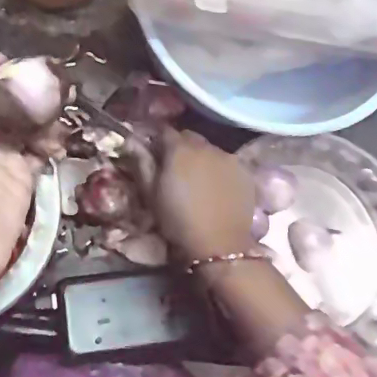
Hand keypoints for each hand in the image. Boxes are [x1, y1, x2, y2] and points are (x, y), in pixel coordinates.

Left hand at [0, 53, 42, 283]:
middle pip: (4, 100)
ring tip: (60, 104)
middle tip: (47, 76)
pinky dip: (53, 141)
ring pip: (28, 121)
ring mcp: (4, 153)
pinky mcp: (25, 172)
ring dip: (43, 112)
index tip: (7, 59)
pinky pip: (43, 147)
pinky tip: (58, 141)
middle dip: (23, 87)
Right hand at [152, 129, 256, 261]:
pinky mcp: (244, 171)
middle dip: (181, 146)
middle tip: (176, 168)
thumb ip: (142, 163)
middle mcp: (207, 146)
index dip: (158, 140)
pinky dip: (220, 169)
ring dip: (202, 158)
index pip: (166, 131)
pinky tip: (218, 188)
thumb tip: (132, 140)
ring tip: (199, 179)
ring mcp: (229, 158)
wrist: (219, 245)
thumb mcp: (151, 194)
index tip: (154, 152)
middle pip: (190, 138)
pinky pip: (228, 163)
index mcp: (180, 149)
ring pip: (211, 149)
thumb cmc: (178, 220)